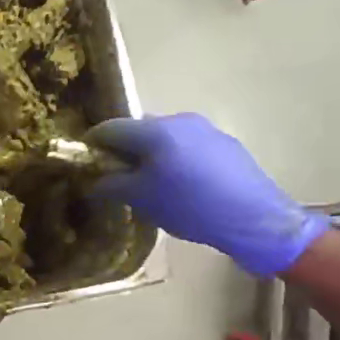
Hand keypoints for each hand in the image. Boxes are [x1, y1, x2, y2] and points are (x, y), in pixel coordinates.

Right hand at [87, 113, 329, 276]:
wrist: (255, 219)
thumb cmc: (190, 208)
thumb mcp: (143, 200)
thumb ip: (112, 185)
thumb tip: (94, 181)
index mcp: (156, 131)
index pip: (111, 128)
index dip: (92, 143)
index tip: (84, 161)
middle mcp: (180, 121)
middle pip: (138, 130)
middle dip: (122, 150)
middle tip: (114, 176)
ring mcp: (205, 129)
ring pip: (163, 138)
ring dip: (148, 155)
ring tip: (146, 184)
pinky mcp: (224, 144)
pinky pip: (186, 145)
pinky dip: (172, 159)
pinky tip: (177, 186)